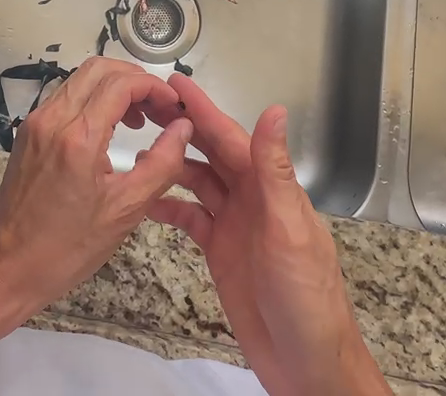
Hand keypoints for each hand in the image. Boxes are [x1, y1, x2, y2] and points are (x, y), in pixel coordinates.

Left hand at [0, 57, 193, 312]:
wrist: (9, 265)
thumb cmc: (69, 246)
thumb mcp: (126, 209)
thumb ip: (162, 163)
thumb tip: (184, 127)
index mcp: (78, 137)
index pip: (121, 84)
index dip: (153, 86)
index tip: (173, 105)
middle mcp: (53, 118)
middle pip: (98, 69)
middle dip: (134, 78)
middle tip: (158, 106)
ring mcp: (36, 121)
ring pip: (80, 79)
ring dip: (113, 87)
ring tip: (139, 119)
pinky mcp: (29, 130)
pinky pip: (66, 97)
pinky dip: (93, 99)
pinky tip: (109, 128)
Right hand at [151, 75, 385, 395]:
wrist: (306, 363)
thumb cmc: (306, 296)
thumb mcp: (289, 228)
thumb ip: (275, 170)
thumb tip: (275, 110)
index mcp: (268, 186)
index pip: (229, 136)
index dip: (202, 108)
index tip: (175, 82)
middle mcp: (250, 198)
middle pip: (210, 152)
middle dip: (181, 129)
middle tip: (145, 109)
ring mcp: (234, 224)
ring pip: (197, 182)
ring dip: (171, 166)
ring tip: (138, 154)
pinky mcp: (221, 251)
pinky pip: (191, 219)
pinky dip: (169, 208)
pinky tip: (145, 202)